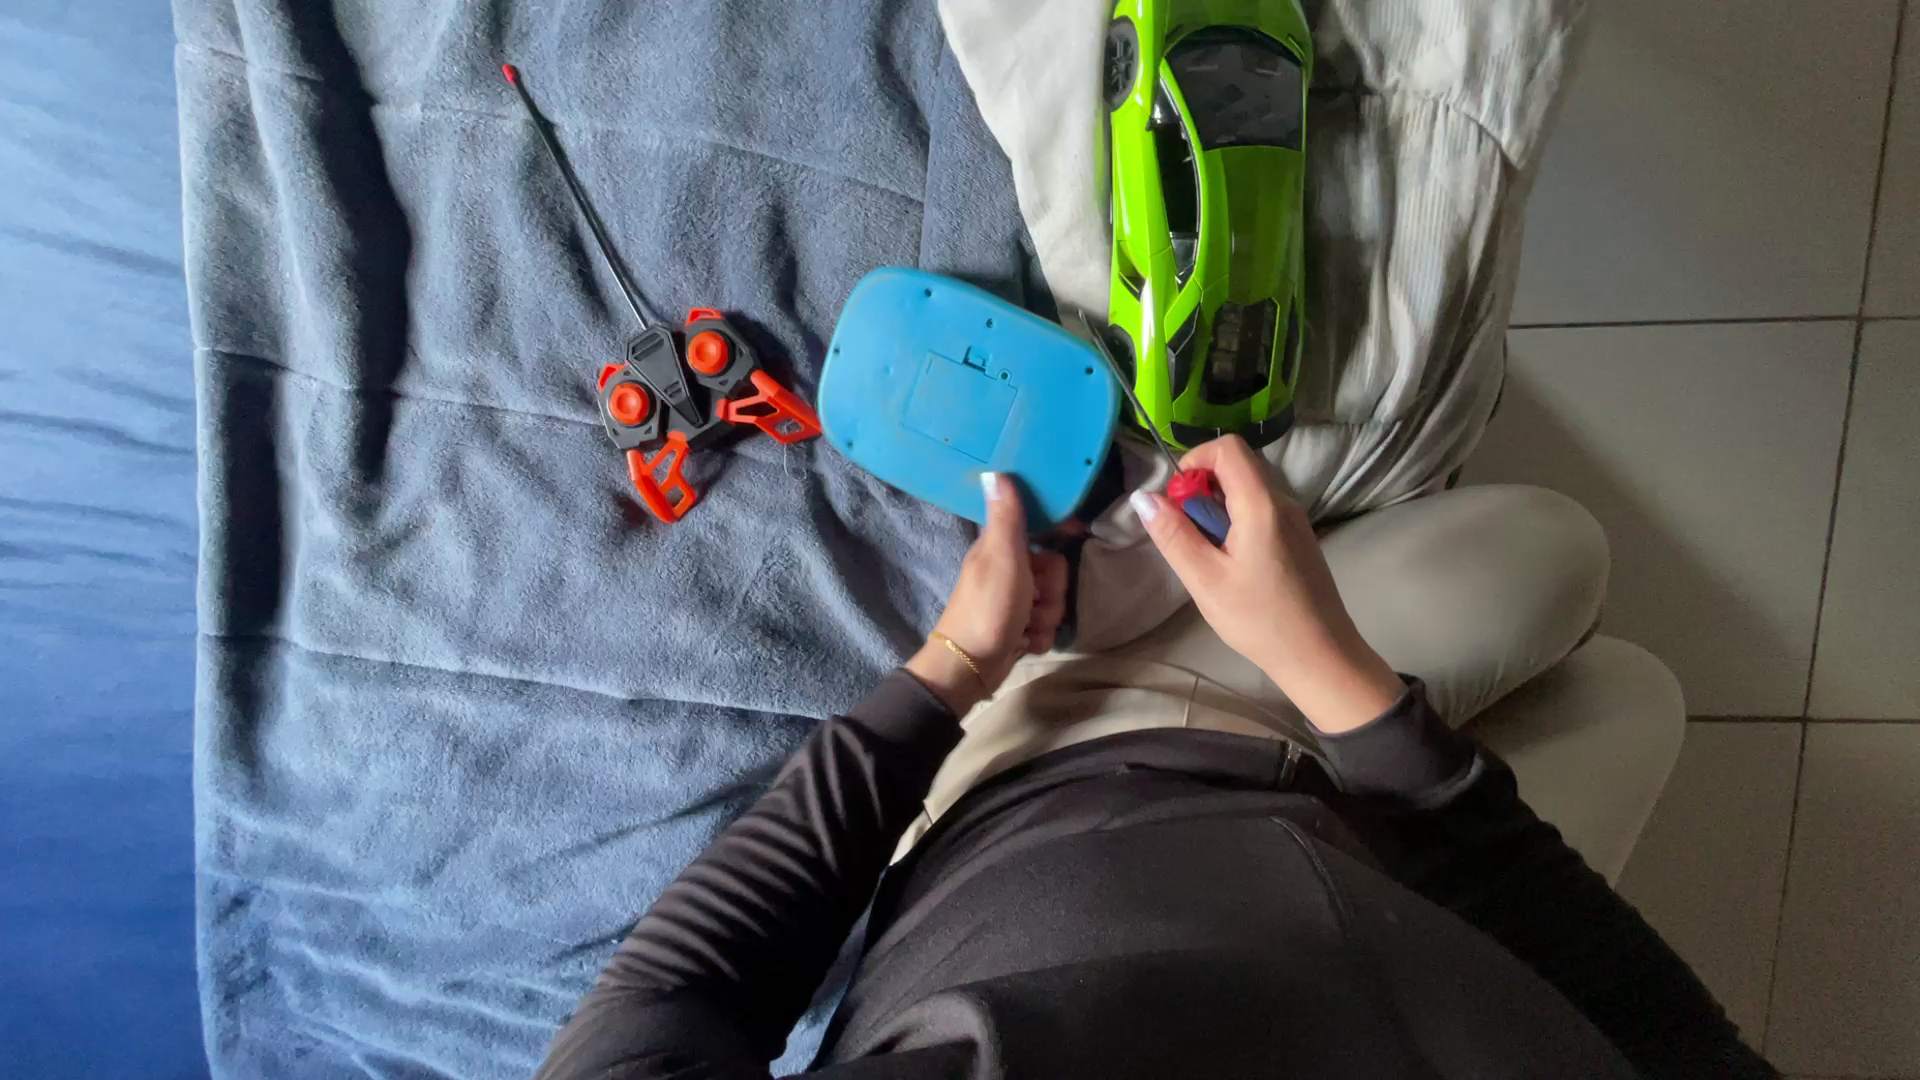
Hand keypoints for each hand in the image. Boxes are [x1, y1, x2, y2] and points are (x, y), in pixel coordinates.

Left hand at [906, 473, 1069, 714]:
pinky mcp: (1018, 627)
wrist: (969, 666)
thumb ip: (1006, 518)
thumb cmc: (987, 608)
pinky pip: (1045, 627)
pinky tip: (1023, 642)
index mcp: (1000, 548)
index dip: (1058, 528)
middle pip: (1055, 569)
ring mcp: (1013, 601)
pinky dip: (1037, 637)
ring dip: (1044, 617)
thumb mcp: (1002, 558)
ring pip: (1053, 601)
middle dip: (1050, 591)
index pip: (1039, 526)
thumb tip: (996, 470)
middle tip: (1032, 600)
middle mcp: (1007, 570)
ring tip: (1024, 625)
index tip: (1077, 533)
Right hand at [1129, 436, 1403, 732]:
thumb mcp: (1204, 579)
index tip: (1176, 498)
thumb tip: (1143, 497)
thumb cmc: (1259, 619)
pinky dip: (1234, 524)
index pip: (1228, 447)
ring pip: (1245, 492)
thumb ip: (1173, 534)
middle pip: (1236, 468)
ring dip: (1215, 510)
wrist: (1320, 656)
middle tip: (1187, 535)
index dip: (1195, 460)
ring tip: (1207, 556)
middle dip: (1200, 490)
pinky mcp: (1297, 538)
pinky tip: (1230, 565)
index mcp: (1261, 505)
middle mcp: (1283, 502)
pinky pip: (1258, 512)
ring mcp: (1294, 520)